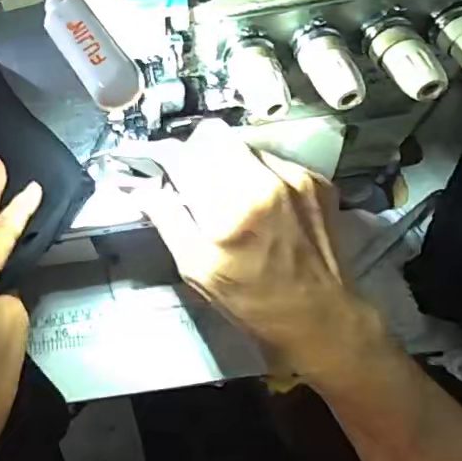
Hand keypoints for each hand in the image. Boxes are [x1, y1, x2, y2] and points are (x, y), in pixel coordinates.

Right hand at [140, 120, 392, 387]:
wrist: (322, 319)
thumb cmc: (254, 302)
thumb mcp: (198, 268)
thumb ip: (167, 219)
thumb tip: (140, 186)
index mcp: (237, 206)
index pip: (188, 155)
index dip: (168, 156)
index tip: (160, 165)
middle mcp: (270, 182)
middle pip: (219, 142)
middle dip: (200, 156)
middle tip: (195, 182)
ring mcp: (299, 179)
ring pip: (247, 149)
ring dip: (231, 164)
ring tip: (230, 197)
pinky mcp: (317, 182)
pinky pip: (275, 163)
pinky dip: (260, 175)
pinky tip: (261, 205)